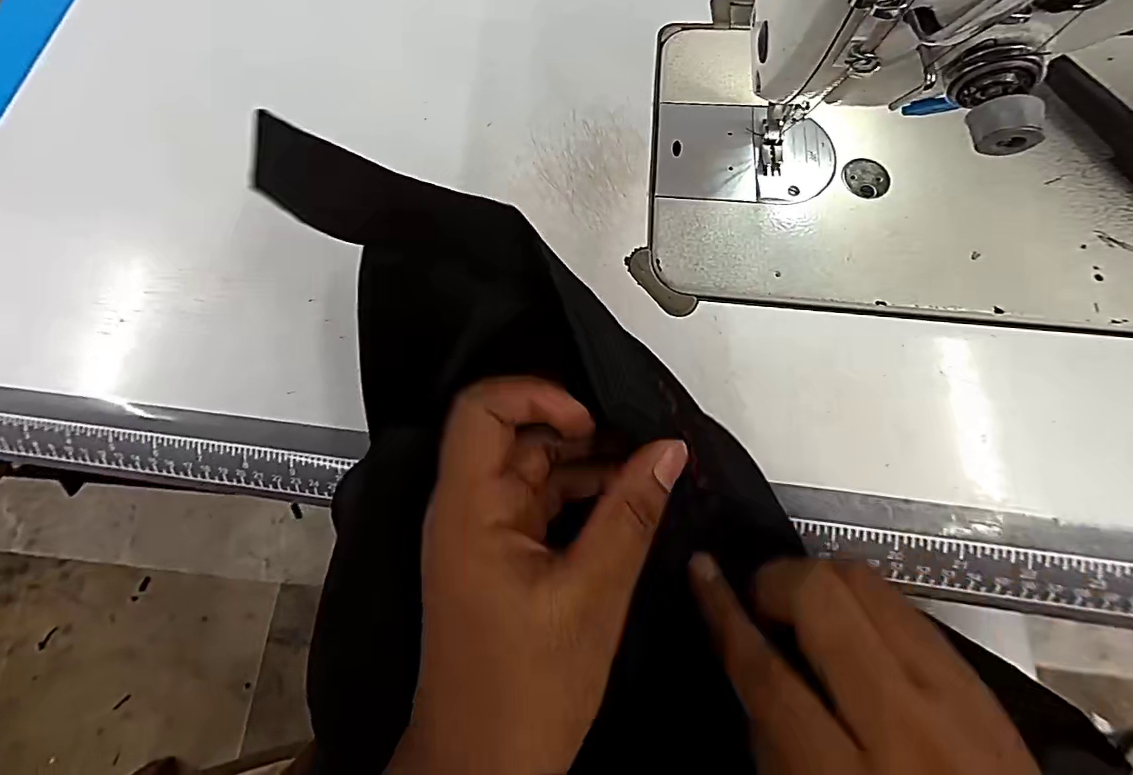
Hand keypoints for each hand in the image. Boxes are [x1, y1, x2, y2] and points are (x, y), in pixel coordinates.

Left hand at [389, 377, 688, 774]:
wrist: (482, 764)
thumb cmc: (520, 695)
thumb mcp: (592, 598)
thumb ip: (631, 516)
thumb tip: (666, 455)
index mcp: (469, 506)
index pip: (481, 408)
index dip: (533, 394)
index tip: (587, 419)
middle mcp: (466, 506)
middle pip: (512, 433)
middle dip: (575, 430)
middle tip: (634, 443)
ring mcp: (480, 527)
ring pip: (529, 465)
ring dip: (583, 463)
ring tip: (639, 471)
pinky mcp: (496, 547)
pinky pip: (537, 498)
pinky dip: (577, 493)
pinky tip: (620, 501)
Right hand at [689, 554, 1037, 774]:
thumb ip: (771, 741)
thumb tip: (745, 653)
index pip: (768, 671)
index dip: (723, 611)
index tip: (700, 569)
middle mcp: (909, 730)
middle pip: (822, 598)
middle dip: (776, 581)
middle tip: (759, 601)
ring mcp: (959, 704)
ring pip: (868, 582)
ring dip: (820, 581)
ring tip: (802, 609)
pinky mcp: (988, 693)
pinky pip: (908, 609)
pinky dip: (864, 603)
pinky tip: (851, 629)